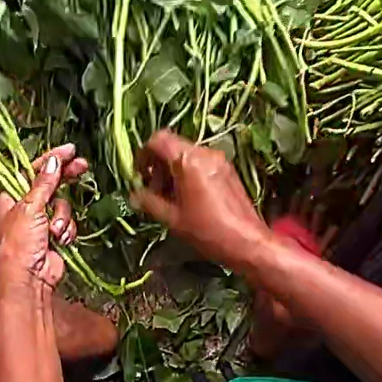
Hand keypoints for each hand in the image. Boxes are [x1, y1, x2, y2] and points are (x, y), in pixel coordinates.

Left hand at [0, 145, 88, 293]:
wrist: (27, 281)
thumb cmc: (17, 247)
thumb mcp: (29, 208)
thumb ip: (43, 183)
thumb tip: (53, 162)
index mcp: (7, 199)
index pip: (30, 171)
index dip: (50, 160)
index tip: (69, 151)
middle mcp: (21, 210)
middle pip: (48, 186)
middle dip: (64, 181)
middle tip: (82, 168)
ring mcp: (37, 225)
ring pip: (61, 206)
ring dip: (62, 217)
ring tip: (55, 230)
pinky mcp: (51, 238)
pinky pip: (66, 224)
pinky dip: (66, 230)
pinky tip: (60, 240)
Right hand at [131, 131, 274, 271]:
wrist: (247, 241)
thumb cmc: (208, 231)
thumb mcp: (172, 219)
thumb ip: (149, 202)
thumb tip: (133, 195)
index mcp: (188, 161)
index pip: (158, 140)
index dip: (143, 155)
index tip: (139, 175)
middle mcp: (204, 153)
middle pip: (172, 145)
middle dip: (158, 165)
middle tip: (154, 190)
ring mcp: (218, 160)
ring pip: (186, 154)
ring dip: (172, 169)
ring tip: (169, 196)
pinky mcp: (227, 169)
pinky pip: (201, 162)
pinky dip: (188, 172)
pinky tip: (187, 196)